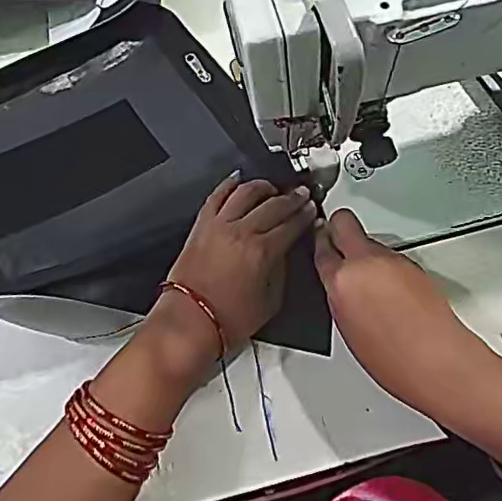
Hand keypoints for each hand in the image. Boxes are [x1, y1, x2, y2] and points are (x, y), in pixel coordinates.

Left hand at [146, 174, 314, 369]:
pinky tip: (237, 180)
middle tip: (301, 195)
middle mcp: (240, 232)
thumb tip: (284, 252)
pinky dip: (228, 185)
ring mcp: (219, 226)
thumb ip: (281, 271)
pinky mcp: (201, 226)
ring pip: (245, 192)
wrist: (191, 321)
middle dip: (292, 198)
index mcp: (262, 251)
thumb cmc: (225, 319)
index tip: (311, 210)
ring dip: (264, 186)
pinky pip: (216, 196)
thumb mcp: (270, 301)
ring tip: (273, 188)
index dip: (305, 215)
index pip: (291, 224)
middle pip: (274, 205)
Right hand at [315, 208, 494, 415]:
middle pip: (343, 222)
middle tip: (337, 237)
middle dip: (338, 227)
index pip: (321, 248)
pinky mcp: (414, 264)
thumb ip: (339, 297)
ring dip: (367, 253)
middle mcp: (366, 262)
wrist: (441, 363)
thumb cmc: (398, 360)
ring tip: (372, 281)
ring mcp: (393, 260)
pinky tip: (393, 290)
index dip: (320, 243)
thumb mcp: (347, 330)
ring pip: (370, 240)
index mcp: (341, 281)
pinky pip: (392, 255)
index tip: (321, 242)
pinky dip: (388, 266)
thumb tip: (340, 288)